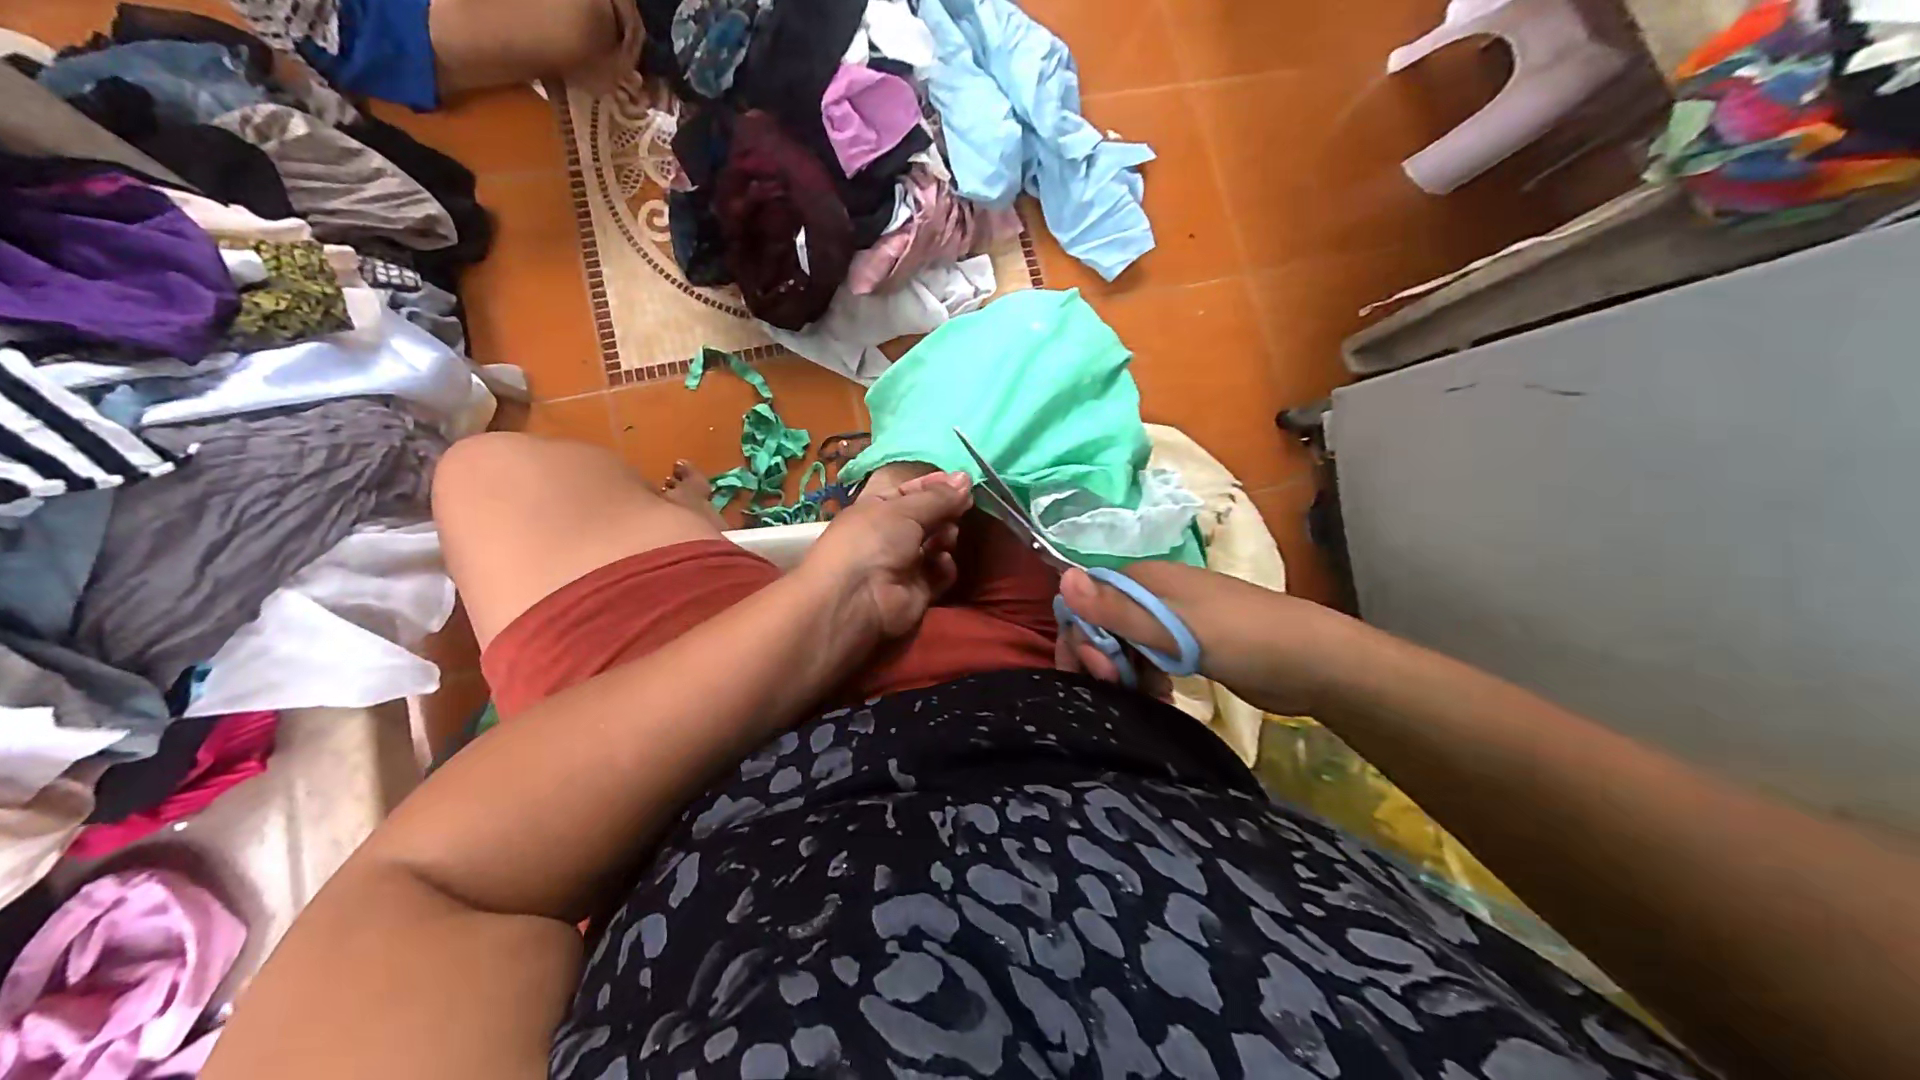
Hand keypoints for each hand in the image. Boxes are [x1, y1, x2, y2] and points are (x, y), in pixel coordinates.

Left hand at [797, 471, 973, 642]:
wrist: (858, 598)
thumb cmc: (874, 540)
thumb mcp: (904, 509)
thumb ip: (938, 496)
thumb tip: (965, 478)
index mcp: (877, 508)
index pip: (910, 490)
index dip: (934, 485)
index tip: (961, 482)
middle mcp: (890, 534)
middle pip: (927, 517)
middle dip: (945, 511)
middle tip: (963, 506)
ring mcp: (904, 563)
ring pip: (936, 543)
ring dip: (946, 536)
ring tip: (947, 535)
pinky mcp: (917, 589)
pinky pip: (939, 573)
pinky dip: (944, 567)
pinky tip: (941, 562)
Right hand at [1055, 560, 1365, 715]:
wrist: (1312, 662)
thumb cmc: (1241, 637)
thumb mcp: (1172, 627)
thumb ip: (1115, 609)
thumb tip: (1062, 576)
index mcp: (1144, 580)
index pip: (1087, 601)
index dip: (1081, 635)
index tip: (1097, 673)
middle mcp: (1152, 595)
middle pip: (1102, 624)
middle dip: (1099, 657)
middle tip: (1117, 689)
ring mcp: (1171, 621)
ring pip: (1124, 645)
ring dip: (1122, 673)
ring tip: (1142, 698)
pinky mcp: (1188, 646)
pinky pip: (1149, 659)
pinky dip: (1145, 678)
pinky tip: (1158, 697)